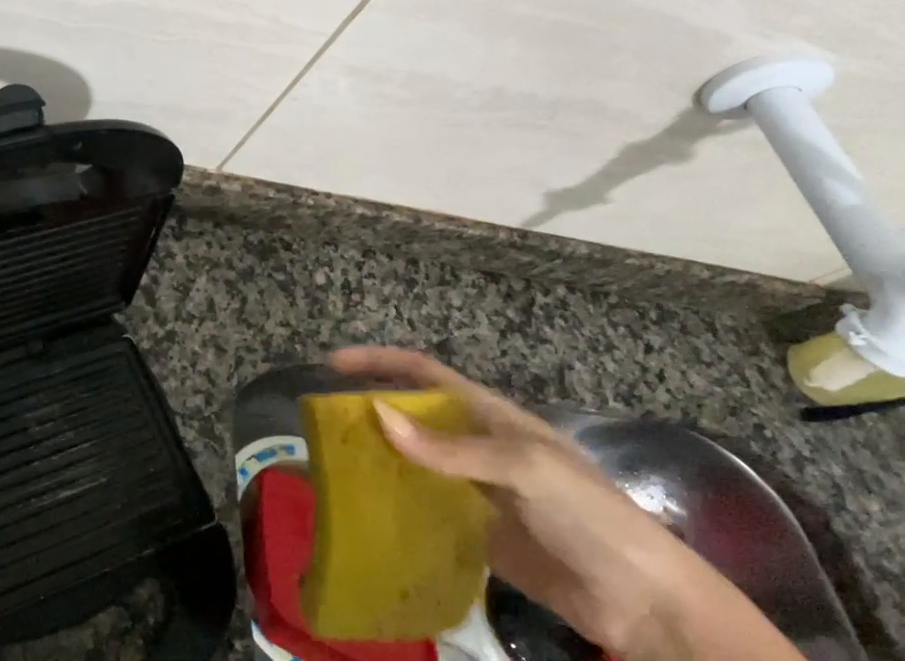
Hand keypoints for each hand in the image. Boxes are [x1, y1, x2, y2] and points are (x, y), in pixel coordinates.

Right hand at [330, 347, 799, 660]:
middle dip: (368, 410)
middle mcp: (479, 446)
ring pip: (412, 461)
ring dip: (375, 457)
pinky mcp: (475, 531)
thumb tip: (377, 414)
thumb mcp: (525, 469)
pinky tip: (364, 508)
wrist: (641, 601)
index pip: (427, 373)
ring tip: (330, 464)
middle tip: (322, 424)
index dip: (381, 361)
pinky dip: (392, 501)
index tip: (333, 363)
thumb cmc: (590, 516)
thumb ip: (451, 448)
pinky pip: (423, 506)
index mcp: (494, 418)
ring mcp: (476, 490)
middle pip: (413, 415)